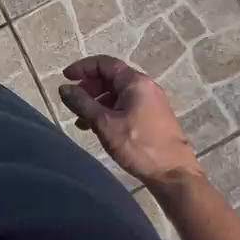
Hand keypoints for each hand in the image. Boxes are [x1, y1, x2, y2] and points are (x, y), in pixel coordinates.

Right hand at [58, 55, 200, 192]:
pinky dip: (110, 111)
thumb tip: (64, 88)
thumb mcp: (105, 124)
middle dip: (89, 87)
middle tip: (74, 101)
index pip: (104, 63)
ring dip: (98, 102)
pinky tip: (100, 128)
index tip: (66, 78)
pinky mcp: (154, 118)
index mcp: (135, 82)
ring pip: (118, 93)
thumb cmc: (139, 146)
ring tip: (83, 120)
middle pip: (110, 77)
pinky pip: (126, 105)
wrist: (175, 177)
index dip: (82, 68)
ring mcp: (152, 102)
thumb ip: (82, 103)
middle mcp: (145, 86)